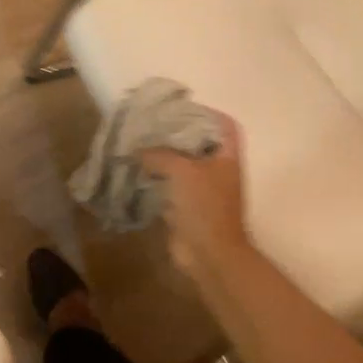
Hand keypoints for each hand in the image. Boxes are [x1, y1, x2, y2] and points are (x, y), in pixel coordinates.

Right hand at [141, 111, 251, 273]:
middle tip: (151, 124)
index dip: (207, 113)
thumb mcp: (181, 169)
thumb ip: (159, 154)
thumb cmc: (204, 205)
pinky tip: (136, 171)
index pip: (225, 126)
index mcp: (226, 157)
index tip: (180, 108)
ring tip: (138, 144)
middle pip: (199, 143)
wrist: (210, 254)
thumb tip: (137, 151)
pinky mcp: (188, 208)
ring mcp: (203, 191)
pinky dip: (156, 179)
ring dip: (163, 157)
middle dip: (176, 133)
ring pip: (182, 165)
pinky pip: (170, 186)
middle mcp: (218, 170)